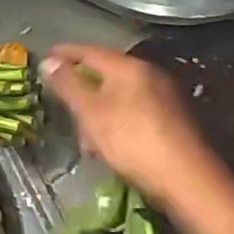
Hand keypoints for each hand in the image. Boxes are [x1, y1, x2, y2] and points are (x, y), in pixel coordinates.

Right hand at [39, 43, 226, 206]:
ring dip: (97, 105)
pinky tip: (108, 138)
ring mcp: (165, 96)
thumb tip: (49, 61)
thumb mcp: (90, 112)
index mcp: (129, 67)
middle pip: (106, 71)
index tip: (44, 57)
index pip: (88, 50)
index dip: (64, 53)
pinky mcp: (174, 120)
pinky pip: (134, 108)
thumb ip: (67, 84)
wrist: (189, 183)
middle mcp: (150, 74)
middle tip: (59, 94)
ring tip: (82, 127)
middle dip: (80, 83)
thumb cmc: (132, 141)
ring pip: (120, 92)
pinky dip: (115, 116)